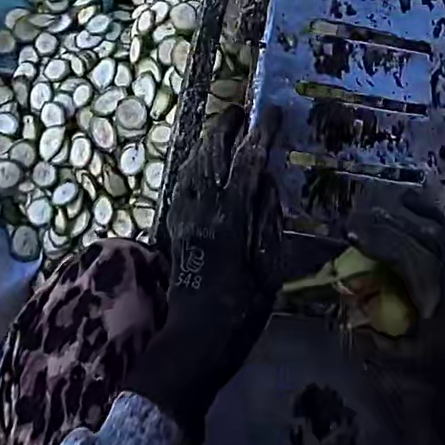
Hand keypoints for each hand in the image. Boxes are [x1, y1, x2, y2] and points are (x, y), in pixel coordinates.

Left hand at [124, 106, 280, 439]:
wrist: (197, 335)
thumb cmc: (242, 308)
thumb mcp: (268, 268)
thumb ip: (267, 219)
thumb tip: (268, 179)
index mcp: (232, 219)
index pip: (247, 164)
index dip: (260, 134)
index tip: (271, 112)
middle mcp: (203, 208)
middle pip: (211, 153)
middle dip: (226, 125)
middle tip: (242, 109)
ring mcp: (184, 211)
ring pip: (193, 161)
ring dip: (209, 138)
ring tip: (225, 124)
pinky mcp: (174, 219)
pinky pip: (182, 178)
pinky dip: (194, 158)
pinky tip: (202, 153)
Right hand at [350, 187, 444, 444]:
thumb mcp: (401, 362)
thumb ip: (370, 334)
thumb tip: (344, 305)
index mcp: (433, 282)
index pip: (395, 243)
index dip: (368, 233)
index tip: (348, 230)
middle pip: (413, 222)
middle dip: (382, 217)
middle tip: (360, 222)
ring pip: (438, 219)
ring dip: (408, 211)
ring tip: (389, 211)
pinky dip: (435, 219)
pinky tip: (422, 220)